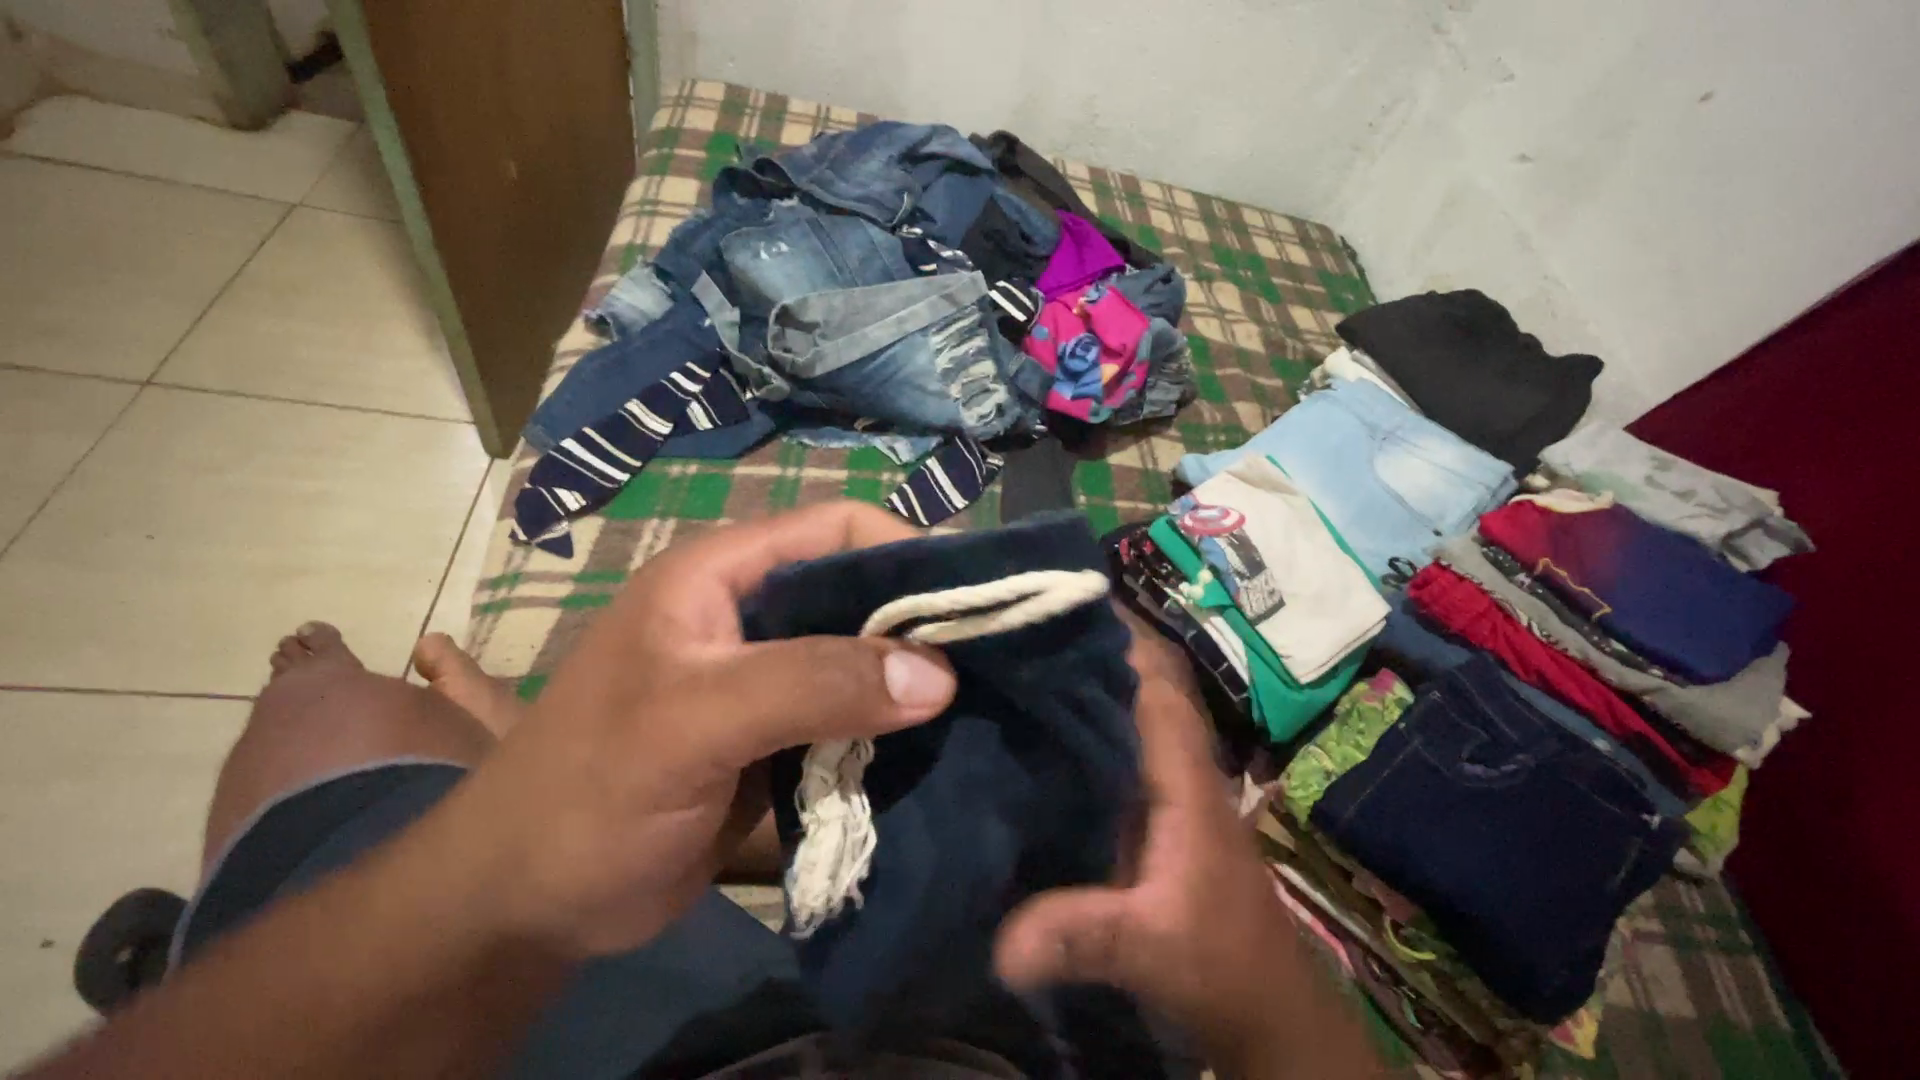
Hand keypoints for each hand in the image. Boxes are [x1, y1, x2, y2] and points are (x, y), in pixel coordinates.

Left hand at [429, 502, 959, 956]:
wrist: (525, 903)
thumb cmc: (589, 793)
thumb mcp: (692, 723)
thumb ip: (810, 684)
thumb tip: (938, 671)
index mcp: (721, 575)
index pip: (836, 528)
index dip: (907, 553)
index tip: (975, 604)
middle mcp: (750, 614)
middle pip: (859, 592)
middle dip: (922, 623)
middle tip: (994, 663)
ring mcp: (765, 678)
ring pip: (862, 658)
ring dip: (912, 681)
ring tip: (983, 707)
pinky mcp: (776, 737)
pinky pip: (852, 717)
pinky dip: (891, 730)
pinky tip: (934, 750)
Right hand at [994, 628, 1378, 1077]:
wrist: (1262, 1009)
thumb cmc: (1224, 965)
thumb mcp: (1153, 948)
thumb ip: (1085, 934)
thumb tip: (1000, 941)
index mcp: (1182, 775)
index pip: (1150, 682)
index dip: (1110, 636)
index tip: (1053, 596)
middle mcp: (1169, 769)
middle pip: (1127, 689)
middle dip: (1076, 653)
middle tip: (1004, 622)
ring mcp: (1154, 794)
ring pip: (1113, 721)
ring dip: (1070, 690)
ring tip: (1001, 659)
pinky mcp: (1137, 821)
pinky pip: (1097, 759)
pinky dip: (1065, 738)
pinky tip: (1015, 736)